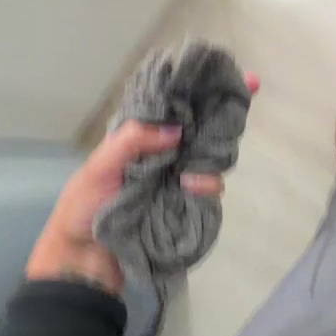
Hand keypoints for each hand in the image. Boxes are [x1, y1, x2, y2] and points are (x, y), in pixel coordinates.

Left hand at [27, 74, 258, 293]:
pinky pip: (210, 187)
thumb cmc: (83, 210)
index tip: (235, 72)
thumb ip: (132, 141)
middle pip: (204, 125)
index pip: (176, 104)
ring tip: (192, 179)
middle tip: (252, 90)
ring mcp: (180, 177)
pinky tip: (193, 191)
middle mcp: (166, 152)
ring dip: (212, 157)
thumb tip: (176, 131)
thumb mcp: (98, 168)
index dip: (202, 87)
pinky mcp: (189, 203)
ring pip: (213, 154)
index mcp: (142, 137)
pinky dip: (207, 186)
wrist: (86, 263)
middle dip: (227, 110)